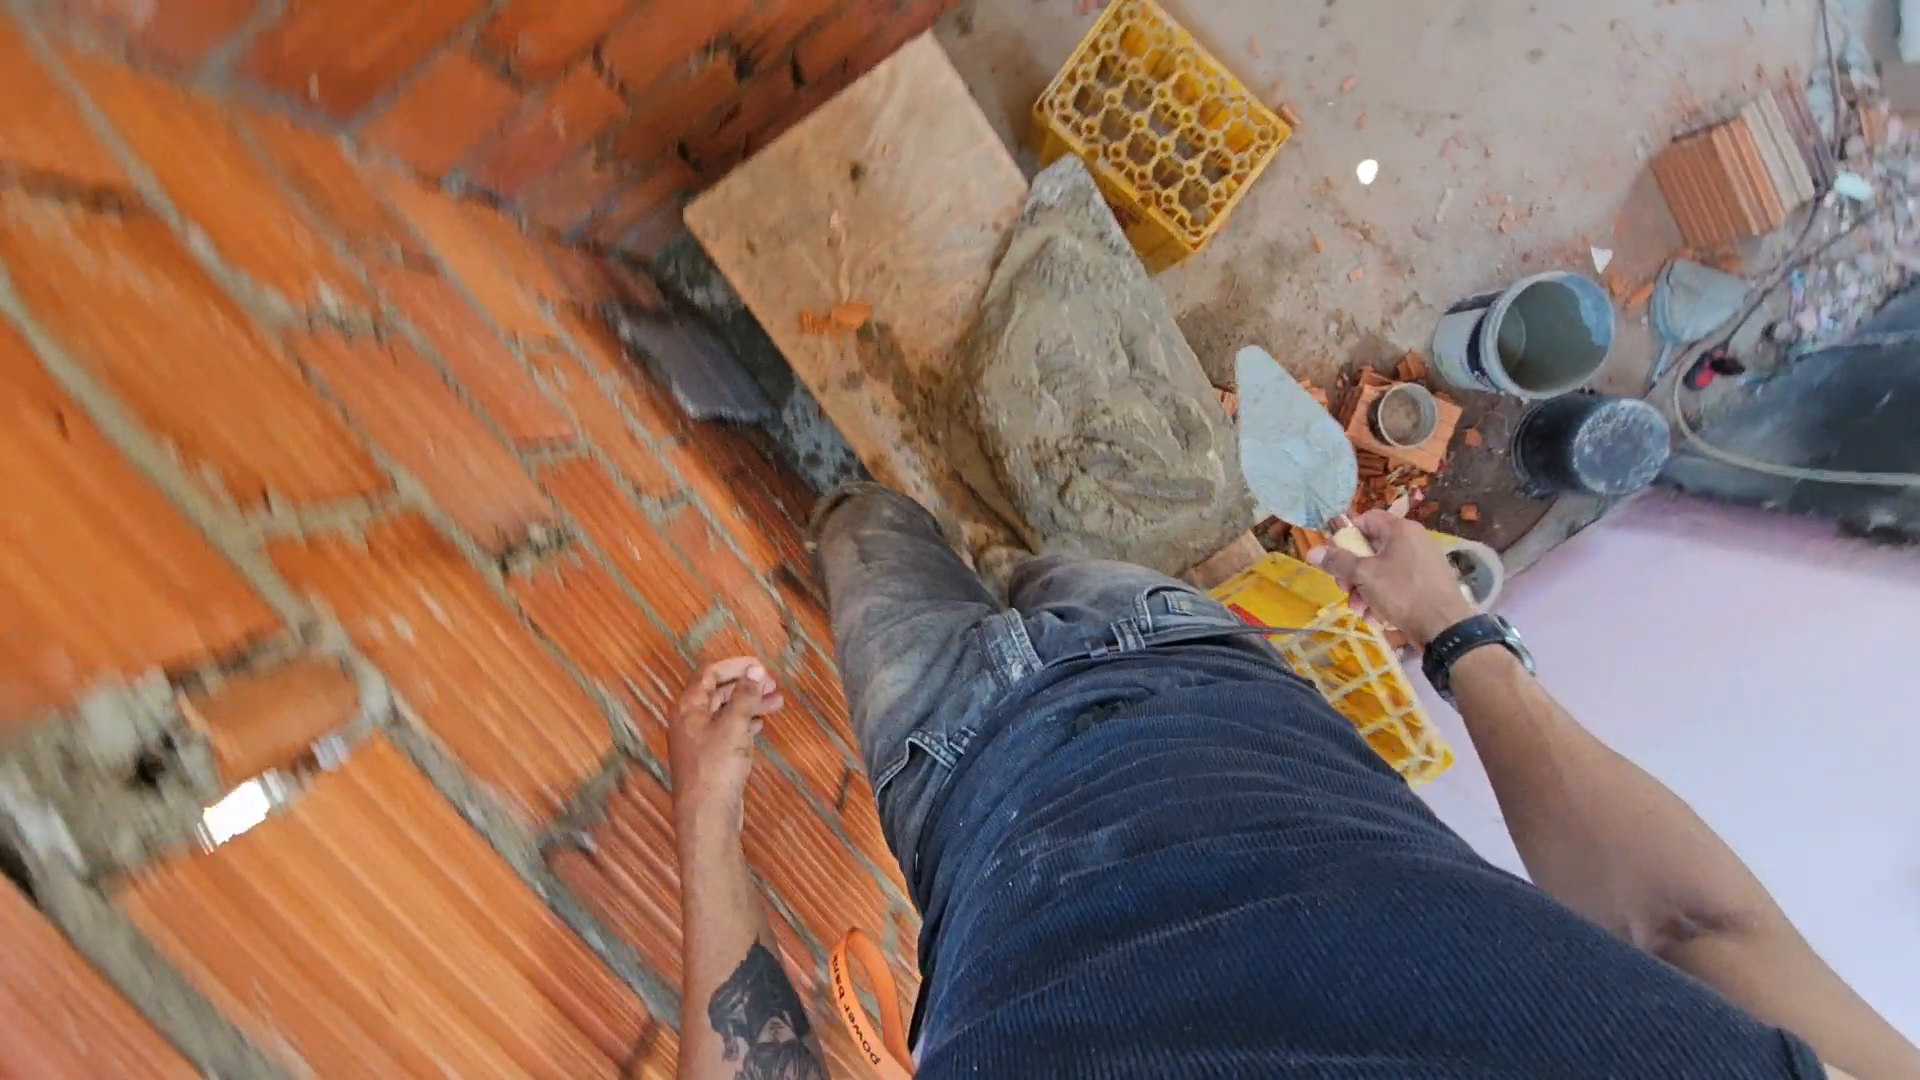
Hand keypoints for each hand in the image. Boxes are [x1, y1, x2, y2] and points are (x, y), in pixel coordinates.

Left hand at [669, 657, 784, 838]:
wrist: (706, 813)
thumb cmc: (715, 767)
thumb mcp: (734, 724)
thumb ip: (745, 695)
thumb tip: (754, 670)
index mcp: (689, 707)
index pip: (710, 673)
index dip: (735, 666)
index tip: (759, 666)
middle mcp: (690, 719)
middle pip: (719, 691)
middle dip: (746, 685)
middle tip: (771, 684)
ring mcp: (699, 738)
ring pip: (726, 710)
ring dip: (750, 703)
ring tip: (776, 703)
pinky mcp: (709, 755)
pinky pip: (728, 728)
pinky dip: (745, 721)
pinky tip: (760, 724)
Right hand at [1308, 511, 1475, 647]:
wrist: (1445, 627)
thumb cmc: (1403, 592)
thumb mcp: (1364, 575)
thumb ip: (1337, 561)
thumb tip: (1311, 551)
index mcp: (1401, 531)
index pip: (1366, 518)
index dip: (1347, 534)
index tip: (1335, 556)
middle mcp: (1414, 541)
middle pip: (1370, 548)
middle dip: (1352, 571)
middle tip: (1344, 588)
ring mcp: (1422, 563)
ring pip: (1380, 570)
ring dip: (1363, 590)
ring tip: (1360, 609)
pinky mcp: (1427, 584)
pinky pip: (1396, 584)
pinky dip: (1382, 598)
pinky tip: (1376, 616)